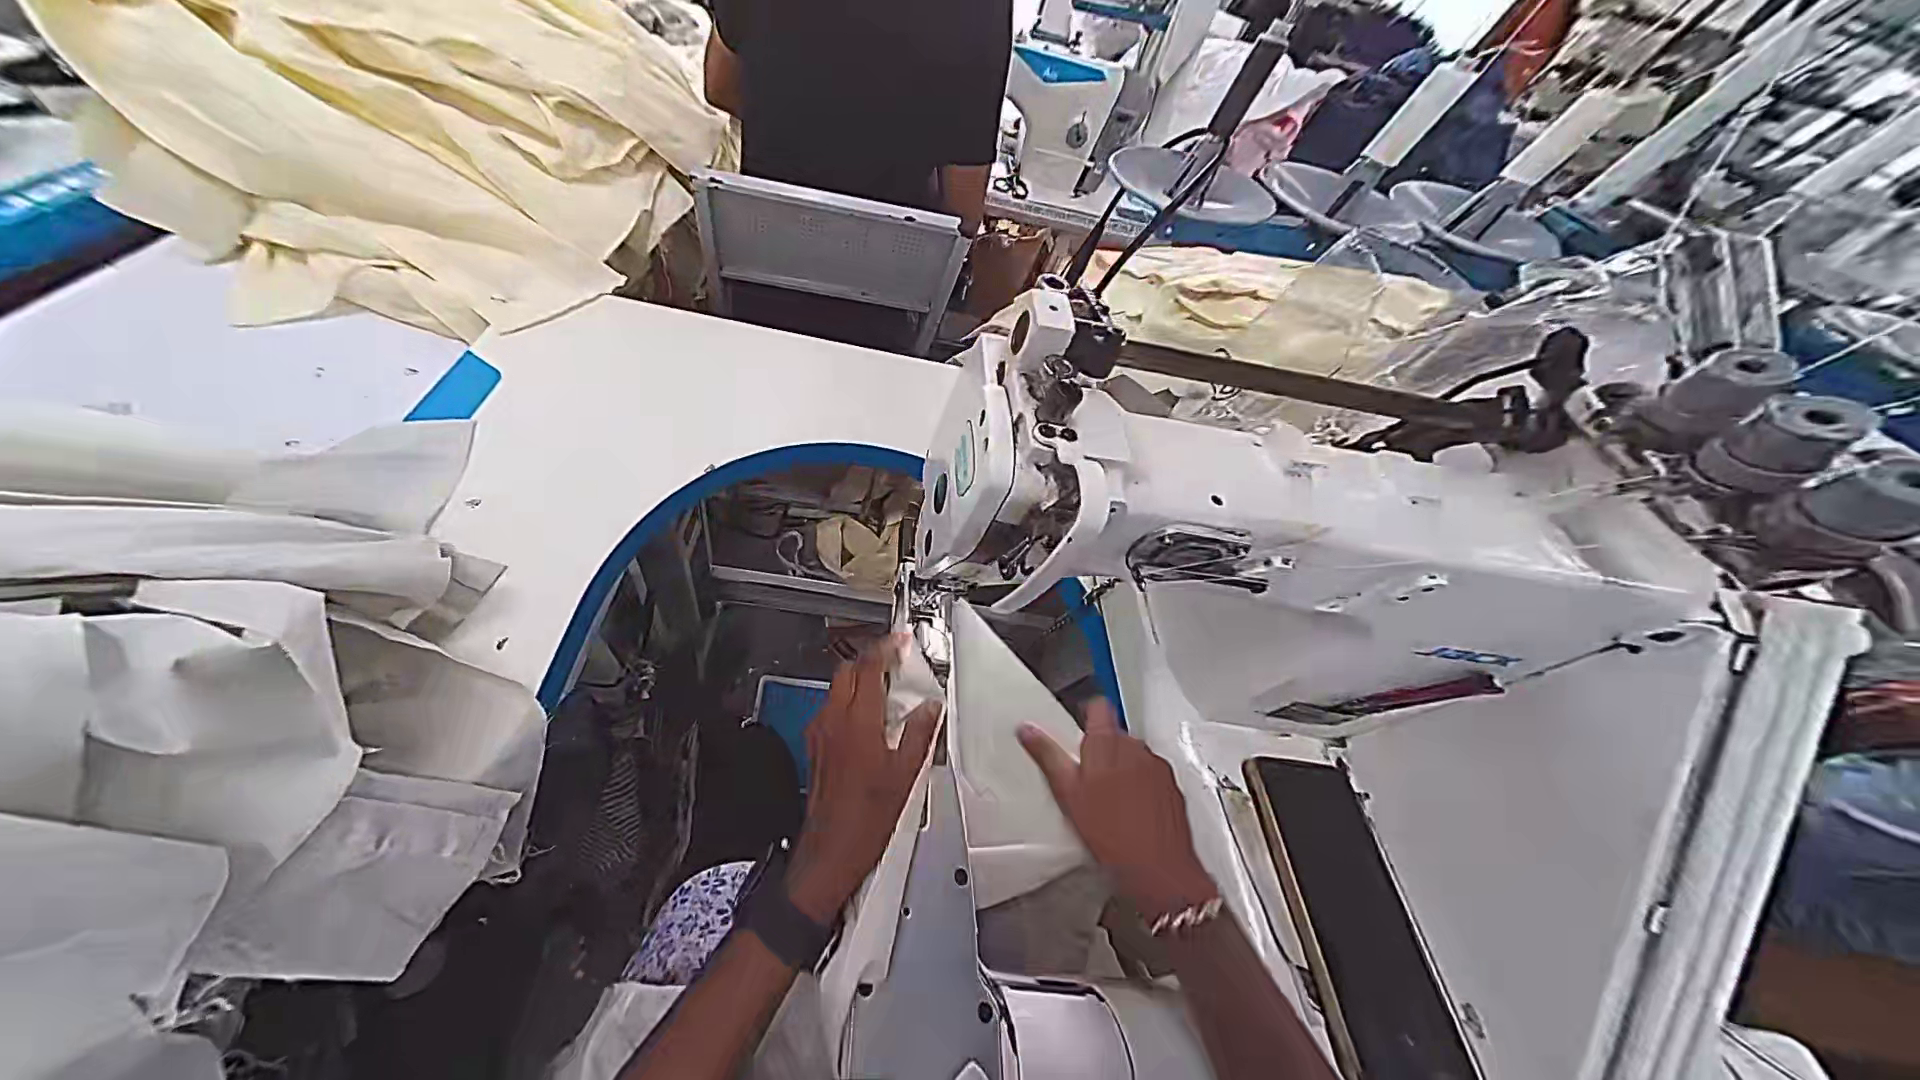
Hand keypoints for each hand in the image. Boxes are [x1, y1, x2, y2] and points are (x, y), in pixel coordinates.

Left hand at [786, 636, 941, 922]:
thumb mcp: (905, 774)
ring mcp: (820, 733)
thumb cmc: (865, 820)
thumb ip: (919, 733)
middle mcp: (833, 721)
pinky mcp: (814, 747)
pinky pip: (830, 709)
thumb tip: (930, 708)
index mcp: (857, 722)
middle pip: (847, 670)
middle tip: (894, 662)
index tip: (900, 641)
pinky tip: (867, 720)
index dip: (885, 648)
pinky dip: (848, 701)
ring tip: (885, 691)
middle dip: (870, 659)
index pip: (868, 667)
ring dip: (858, 680)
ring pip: (836, 687)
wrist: (830, 852)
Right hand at [1017, 700, 1216, 920]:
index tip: (1079, 728)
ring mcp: (1156, 767)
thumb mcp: (1067, 793)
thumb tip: (1027, 731)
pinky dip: (1141, 786)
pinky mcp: (1172, 787)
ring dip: (1122, 767)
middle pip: (1114, 733)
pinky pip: (1151, 775)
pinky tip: (1129, 812)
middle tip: (1087, 778)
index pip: (1098, 706)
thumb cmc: (1112, 834)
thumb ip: (1047, 755)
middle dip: (1102, 749)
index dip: (1087, 713)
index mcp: (1107, 743)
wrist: (1156, 869)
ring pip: (1133, 755)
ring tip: (1108, 801)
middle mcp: (1135, 748)